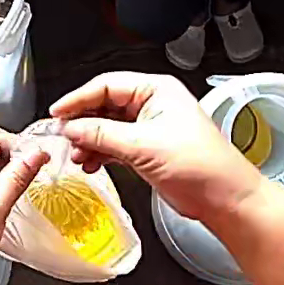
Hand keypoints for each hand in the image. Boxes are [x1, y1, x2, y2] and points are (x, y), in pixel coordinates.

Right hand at [51, 72, 266, 226]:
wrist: (226, 199)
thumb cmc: (202, 167)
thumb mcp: (143, 146)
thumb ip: (102, 134)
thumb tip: (72, 127)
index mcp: (156, 90)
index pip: (106, 85)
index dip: (78, 99)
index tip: (57, 113)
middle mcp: (152, 103)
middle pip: (104, 105)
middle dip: (82, 121)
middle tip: (61, 135)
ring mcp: (150, 126)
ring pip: (107, 125)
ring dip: (89, 139)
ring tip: (76, 153)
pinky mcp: (148, 147)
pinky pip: (115, 143)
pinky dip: (100, 152)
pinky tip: (89, 162)